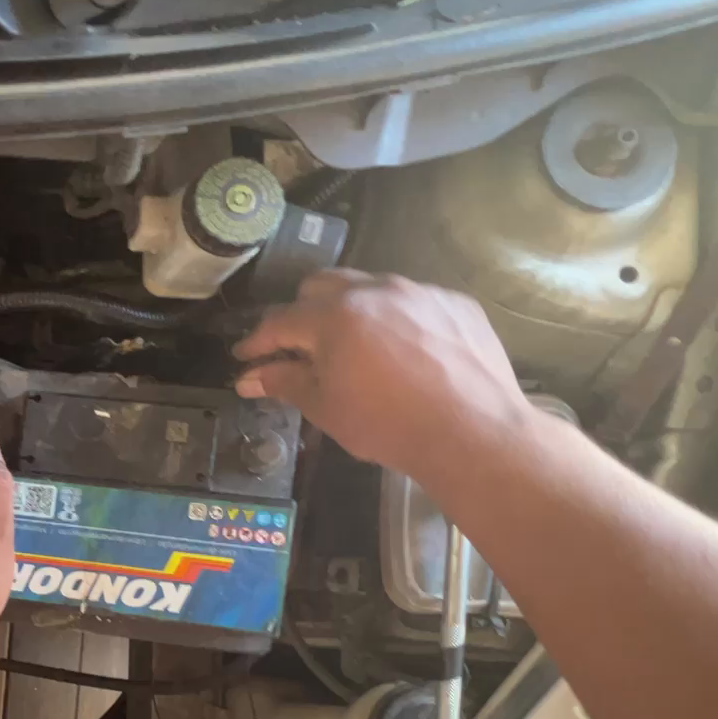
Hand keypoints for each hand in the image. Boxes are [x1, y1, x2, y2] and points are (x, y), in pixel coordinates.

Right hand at [233, 270, 536, 481]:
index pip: (280, 321)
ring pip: (368, 287)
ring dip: (348, 312)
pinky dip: (392, 320)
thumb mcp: (324, 406)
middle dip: (301, 313)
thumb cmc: (385, 424)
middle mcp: (375, 290)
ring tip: (350, 348)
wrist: (473, 432)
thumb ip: (283, 382)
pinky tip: (399, 353)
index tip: (244, 358)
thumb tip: (248, 378)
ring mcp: (420, 293)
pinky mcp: (455, 304)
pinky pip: (410, 301)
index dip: (257, 341)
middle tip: (297, 348)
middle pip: (321, 286)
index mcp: (335, 316)